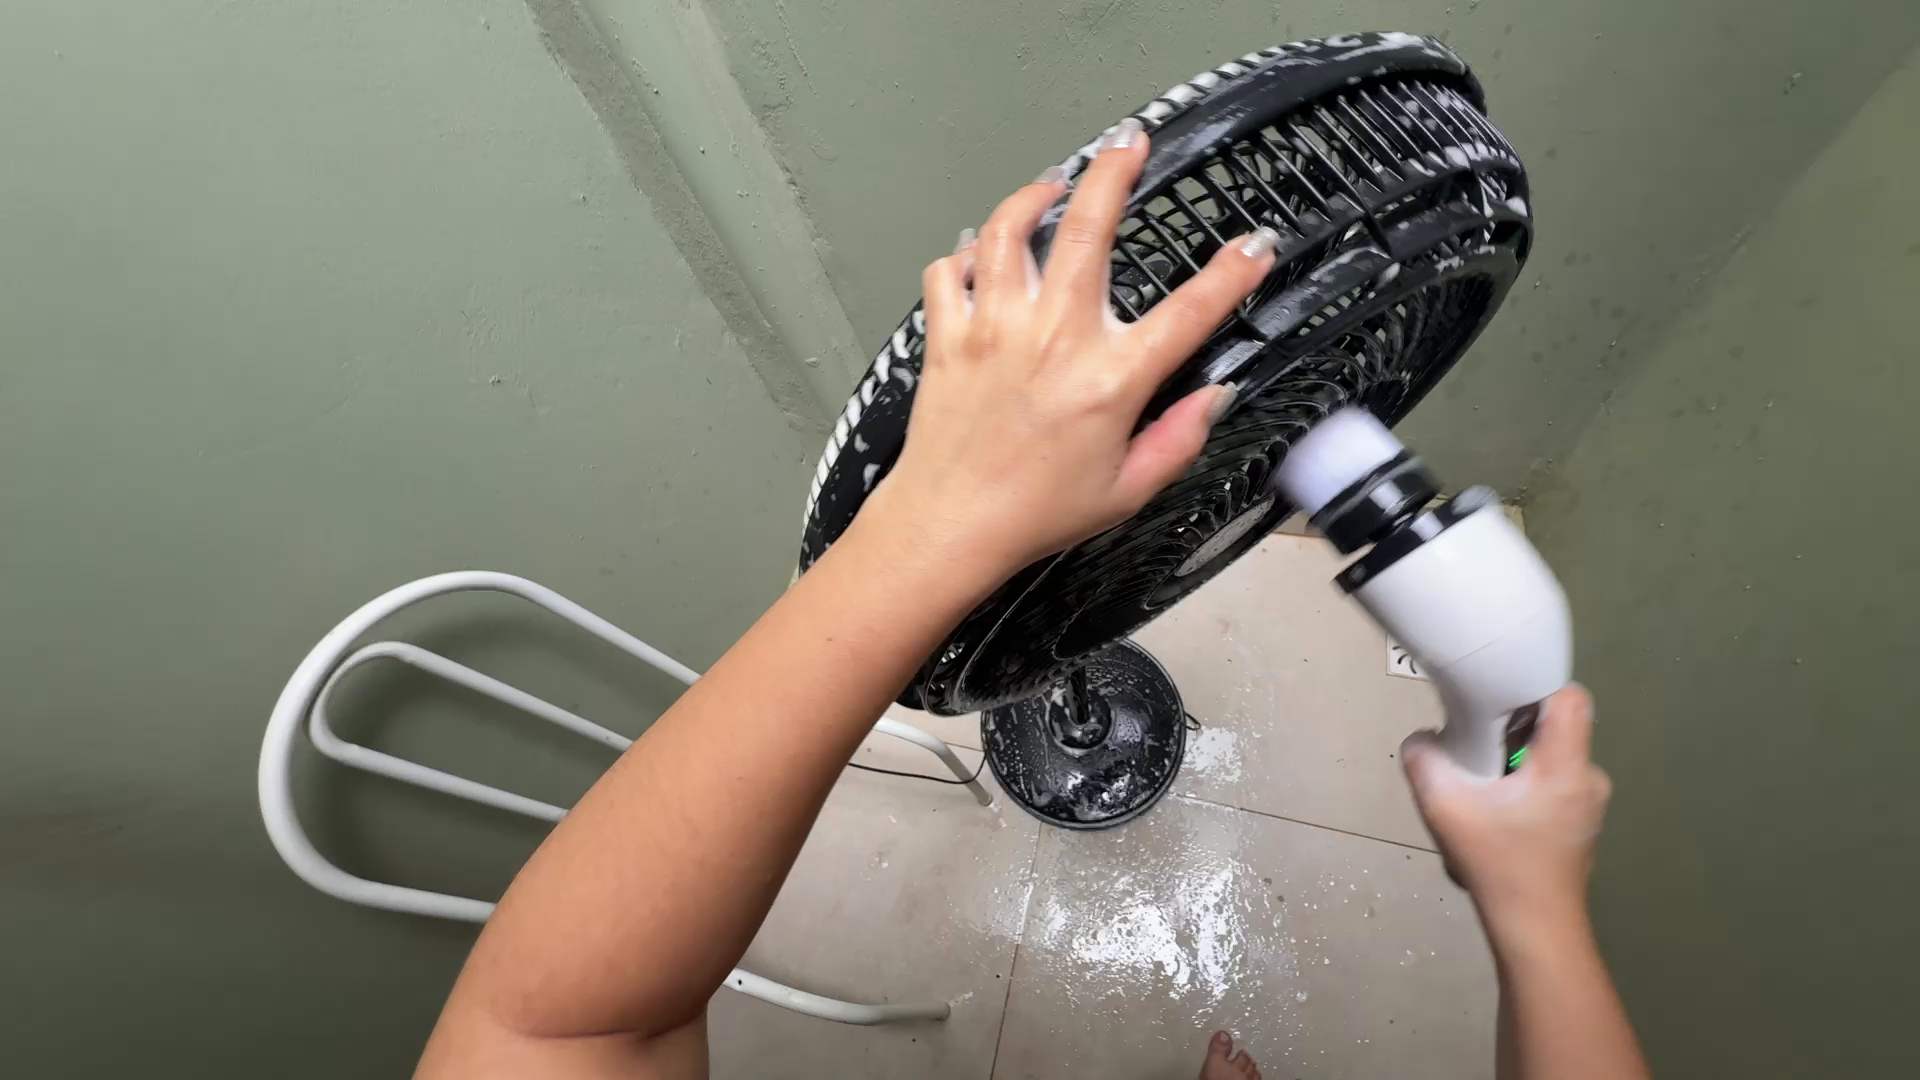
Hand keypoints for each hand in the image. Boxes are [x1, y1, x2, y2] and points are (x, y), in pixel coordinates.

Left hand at [856, 117, 1280, 580]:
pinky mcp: (949, 337)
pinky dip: (965, 254)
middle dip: (1116, 171)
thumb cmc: (1035, 514)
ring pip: (1010, 230)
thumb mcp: (1126, 491)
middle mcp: (1054, 337)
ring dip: (1032, 197)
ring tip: (1049, 187)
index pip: (1190, 311)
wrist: (949, 524)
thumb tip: (1215, 396)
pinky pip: (950, 270)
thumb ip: (1179, 440)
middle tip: (1129, 144)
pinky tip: (981, 255)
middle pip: (1089, 227)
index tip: (1253, 247)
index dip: (1231, 273)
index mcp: (1110, 379)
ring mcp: (995, 329)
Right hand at [1401, 684, 1611, 927]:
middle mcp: (1586, 777)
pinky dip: (1517, 771)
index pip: (1568, 699)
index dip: (1531, 682)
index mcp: (1565, 768)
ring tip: (1475, 772)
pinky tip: (1490, 797)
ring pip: (1545, 749)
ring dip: (1509, 749)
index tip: (1490, 689)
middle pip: (1551, 722)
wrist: (1533, 925)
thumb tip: (1424, 738)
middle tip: (1467, 734)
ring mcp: (1586, 798)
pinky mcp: (1576, 814)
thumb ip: (1423, 758)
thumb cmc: (1496, 862)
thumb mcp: (1442, 805)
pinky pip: (1547, 771)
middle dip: (1507, 719)